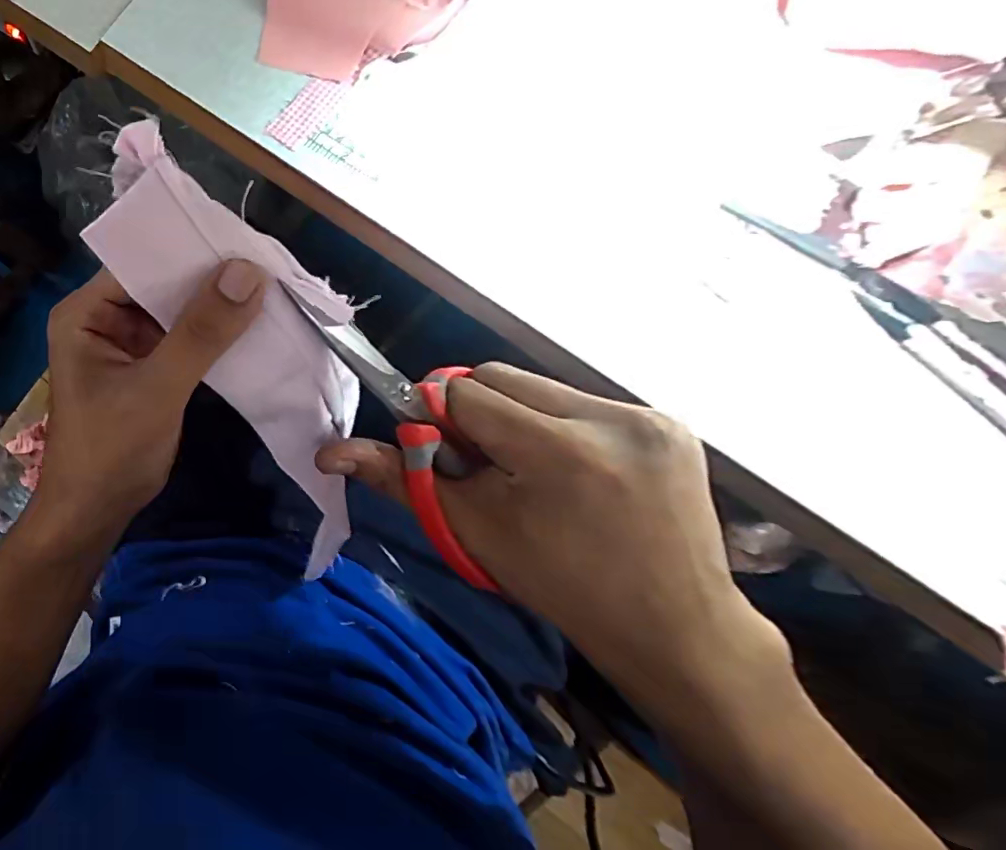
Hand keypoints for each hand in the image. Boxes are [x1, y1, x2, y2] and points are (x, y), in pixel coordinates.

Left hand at [39, 261, 265, 531]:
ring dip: (216, 303)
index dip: (190, 251)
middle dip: (210, 277)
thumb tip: (248, 272)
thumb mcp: (156, 389)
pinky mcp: (148, 364)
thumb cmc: (111, 452)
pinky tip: (251, 323)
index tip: (243, 243)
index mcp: (85, 312)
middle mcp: (103, 317)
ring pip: (177, 309)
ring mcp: (126, 342)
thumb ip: (200, 332)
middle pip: (162, 283)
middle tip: (267, 262)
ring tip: (268, 285)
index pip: (141, 263)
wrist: (95, 514)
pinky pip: (185, 336)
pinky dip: (214, 332)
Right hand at [316, 364, 784, 697]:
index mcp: (559, 451)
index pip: (464, 393)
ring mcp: (649, 417)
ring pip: (539, 385)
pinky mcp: (670, 423)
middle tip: (486, 466)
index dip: (442, 421)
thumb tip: (329, 452)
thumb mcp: (472, 532)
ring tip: (534, 472)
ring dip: (518, 417)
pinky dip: (560, 426)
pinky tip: (576, 472)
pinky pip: (582, 401)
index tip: (448, 458)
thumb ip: (402, 479)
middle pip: (499, 376)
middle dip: (477, 413)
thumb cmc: (560, 586)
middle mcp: (610, 418)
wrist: (675, 629)